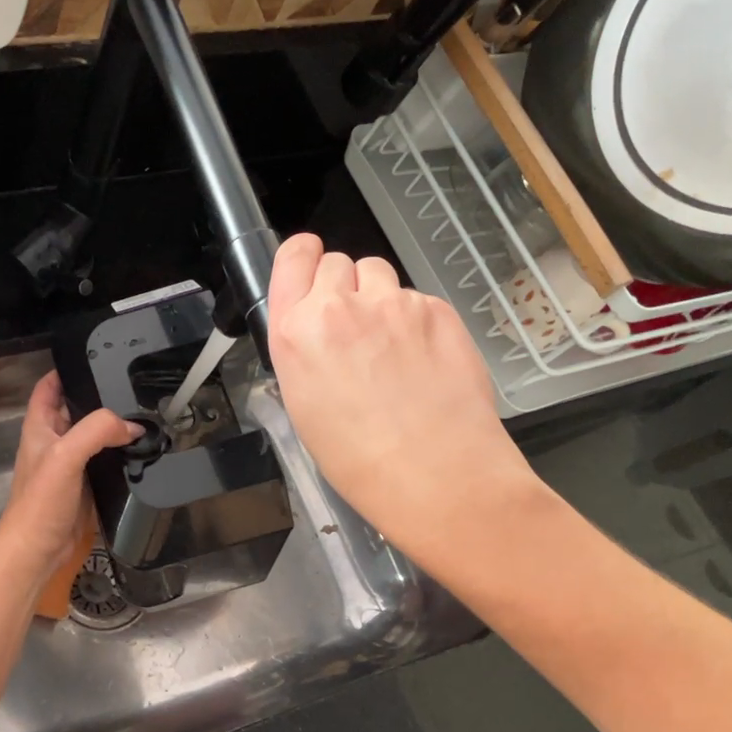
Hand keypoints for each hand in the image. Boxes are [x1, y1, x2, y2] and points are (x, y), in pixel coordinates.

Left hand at [0, 372, 139, 578]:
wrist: (38, 551)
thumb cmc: (40, 503)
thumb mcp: (65, 456)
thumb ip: (97, 431)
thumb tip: (132, 426)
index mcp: (39, 427)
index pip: (49, 386)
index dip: (66, 369)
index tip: (94, 356)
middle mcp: (54, 441)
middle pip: (77, 408)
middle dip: (100, 397)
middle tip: (134, 385)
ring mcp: (71, 465)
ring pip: (95, 436)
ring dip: (115, 427)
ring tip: (147, 412)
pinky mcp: (86, 486)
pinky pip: (106, 462)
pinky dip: (122, 455)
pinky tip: (143, 450)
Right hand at [265, 232, 542, 553]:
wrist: (434, 476)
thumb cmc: (358, 458)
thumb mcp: (301, 404)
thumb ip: (303, 349)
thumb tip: (317, 329)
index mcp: (296, 333)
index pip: (293, 256)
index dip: (304, 257)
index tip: (312, 267)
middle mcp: (340, 308)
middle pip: (338, 263)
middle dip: (342, 288)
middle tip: (353, 331)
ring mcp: (394, 305)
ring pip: (379, 275)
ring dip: (378, 299)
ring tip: (388, 348)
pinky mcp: (437, 310)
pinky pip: (417, 300)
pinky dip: (415, 322)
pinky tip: (420, 363)